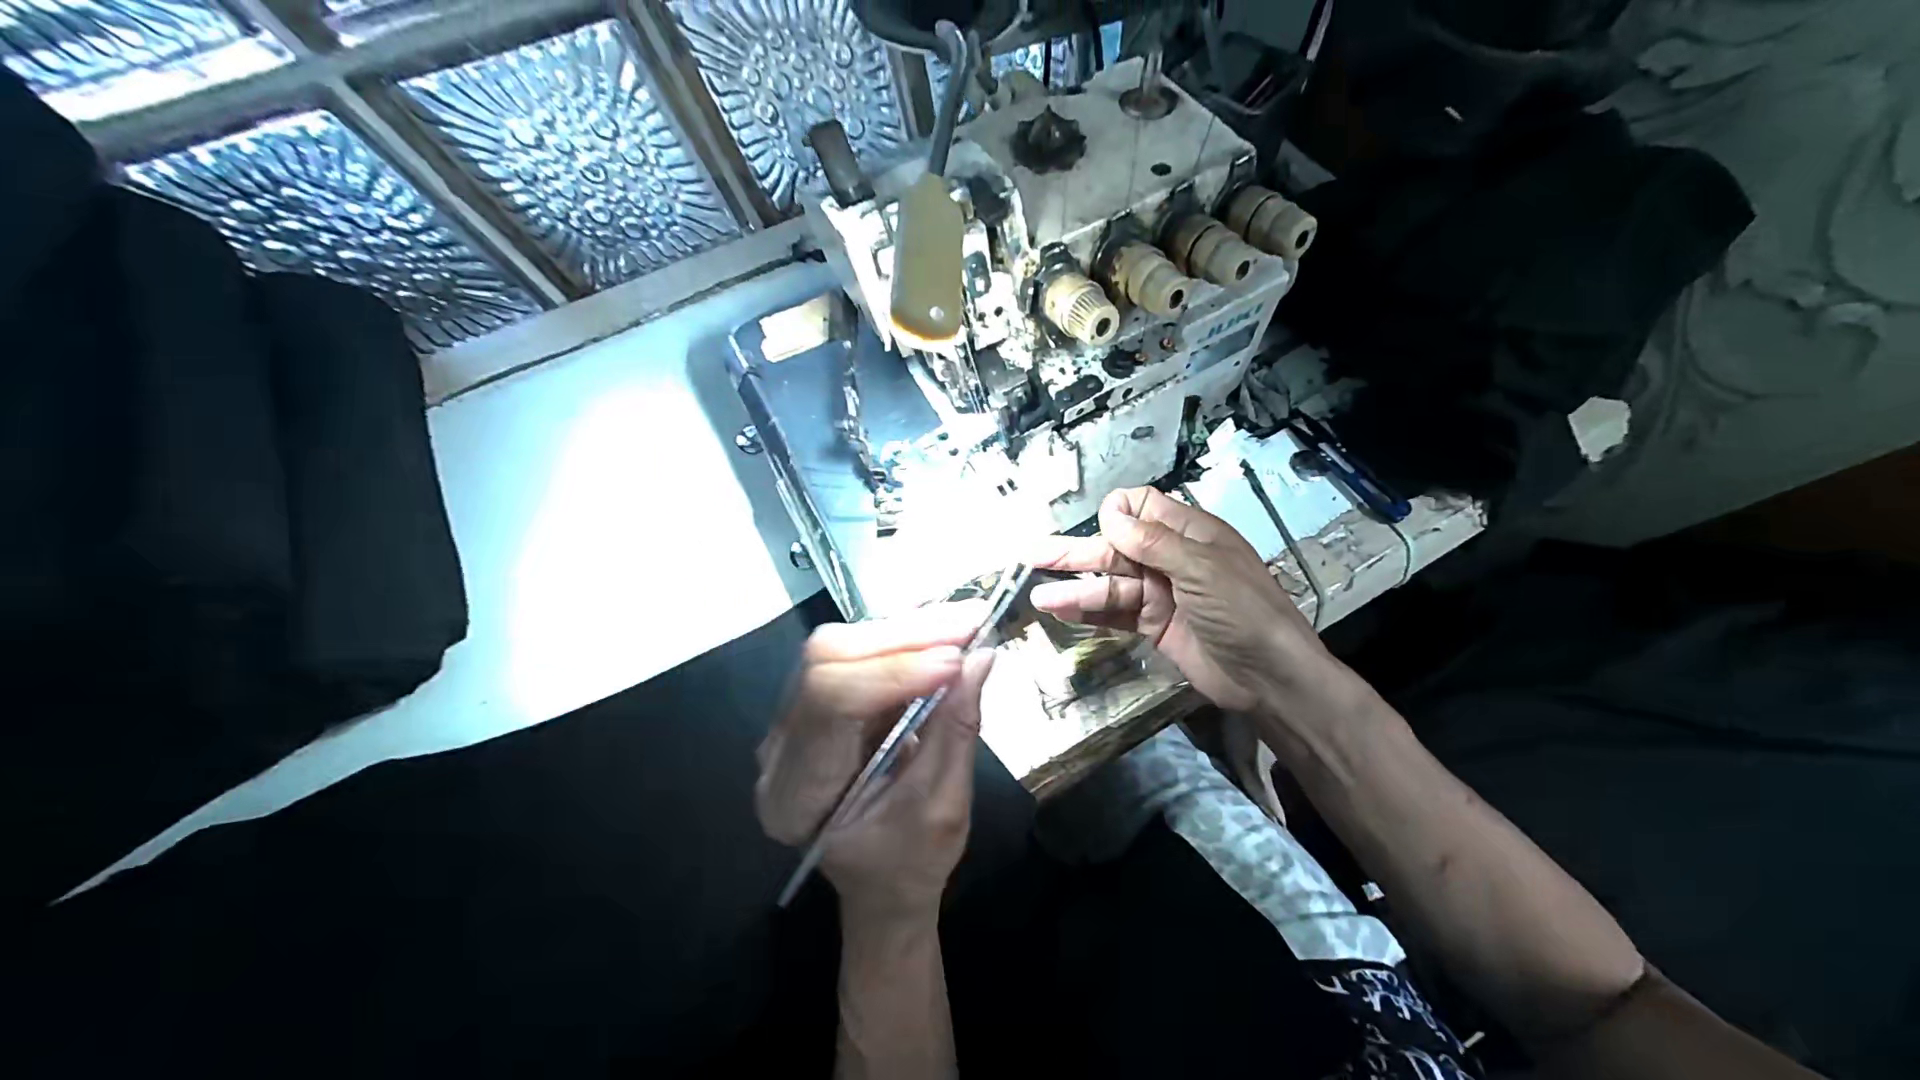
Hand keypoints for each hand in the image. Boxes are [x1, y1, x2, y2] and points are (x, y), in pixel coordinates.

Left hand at [756, 602, 995, 921]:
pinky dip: (902, 637)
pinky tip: (939, 629)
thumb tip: (980, 657)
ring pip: (840, 646)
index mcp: (795, 794)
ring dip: (906, 629)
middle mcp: (779, 746)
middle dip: (903, 636)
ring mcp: (792, 718)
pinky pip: (854, 652)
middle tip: (970, 621)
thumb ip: (956, 731)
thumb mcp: (942, 809)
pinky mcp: (817, 700)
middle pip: (827, 660)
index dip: (894, 671)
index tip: (957, 659)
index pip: (830, 703)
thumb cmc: (908, 865)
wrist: (882, 882)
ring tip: (963, 620)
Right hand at [1029, 487, 1332, 715]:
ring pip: (1111, 585)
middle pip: (1116, 549)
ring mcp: (1161, 594)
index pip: (1143, 508)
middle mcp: (1170, 559)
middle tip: (1034, 554)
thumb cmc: (1244, 611)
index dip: (1117, 514)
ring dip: (1077, 590)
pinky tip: (1063, 613)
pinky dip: (1091, 614)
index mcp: (1189, 534)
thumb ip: (1153, 542)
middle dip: (1077, 552)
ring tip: (1040, 597)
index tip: (1101, 526)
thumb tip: (1109, 512)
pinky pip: (1117, 614)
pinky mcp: (1154, 625)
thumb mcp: (1201, 569)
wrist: (1270, 677)